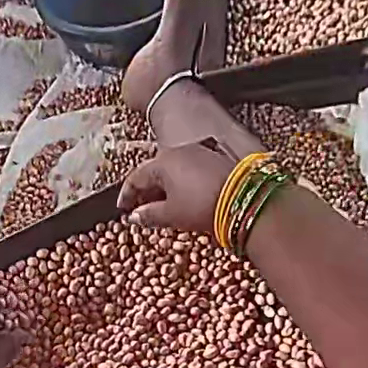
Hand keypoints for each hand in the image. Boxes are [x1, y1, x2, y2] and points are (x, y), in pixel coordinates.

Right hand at [115, 138, 239, 235]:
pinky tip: (185, 197)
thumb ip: (149, 214)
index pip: (136, 177)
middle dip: (147, 191)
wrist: (245, 198)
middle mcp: (179, 151)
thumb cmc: (202, 205)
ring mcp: (199, 152)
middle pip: (155, 171)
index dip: (127, 194)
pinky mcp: (216, 158)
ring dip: (165, 187)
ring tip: (164, 206)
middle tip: (142, 209)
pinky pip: (191, 170)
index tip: (123, 208)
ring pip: (174, 170)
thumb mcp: (172, 214)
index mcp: (162, 162)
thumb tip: (134, 216)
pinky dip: (183, 183)